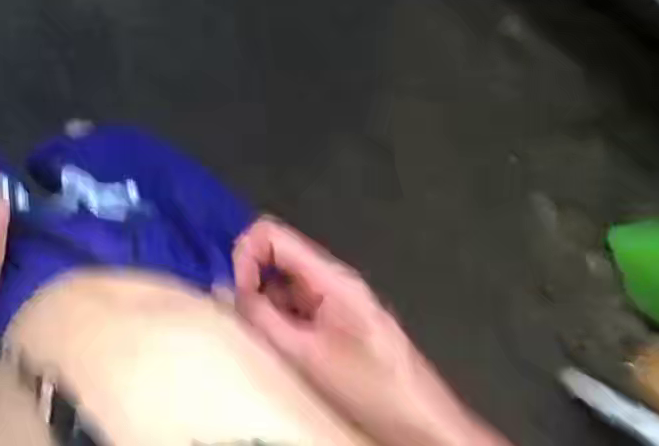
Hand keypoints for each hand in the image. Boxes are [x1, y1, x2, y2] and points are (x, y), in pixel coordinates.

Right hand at [233, 218, 507, 445]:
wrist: (435, 436)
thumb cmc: (371, 390)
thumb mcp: (305, 354)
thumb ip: (260, 316)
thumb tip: (223, 288)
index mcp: (329, 276)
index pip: (269, 233)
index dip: (244, 254)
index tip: (239, 292)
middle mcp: (333, 278)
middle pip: (275, 252)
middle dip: (251, 278)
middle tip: (243, 313)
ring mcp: (340, 298)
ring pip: (283, 279)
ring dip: (265, 300)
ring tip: (264, 335)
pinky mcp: (342, 319)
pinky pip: (297, 300)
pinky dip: (280, 314)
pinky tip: (284, 345)